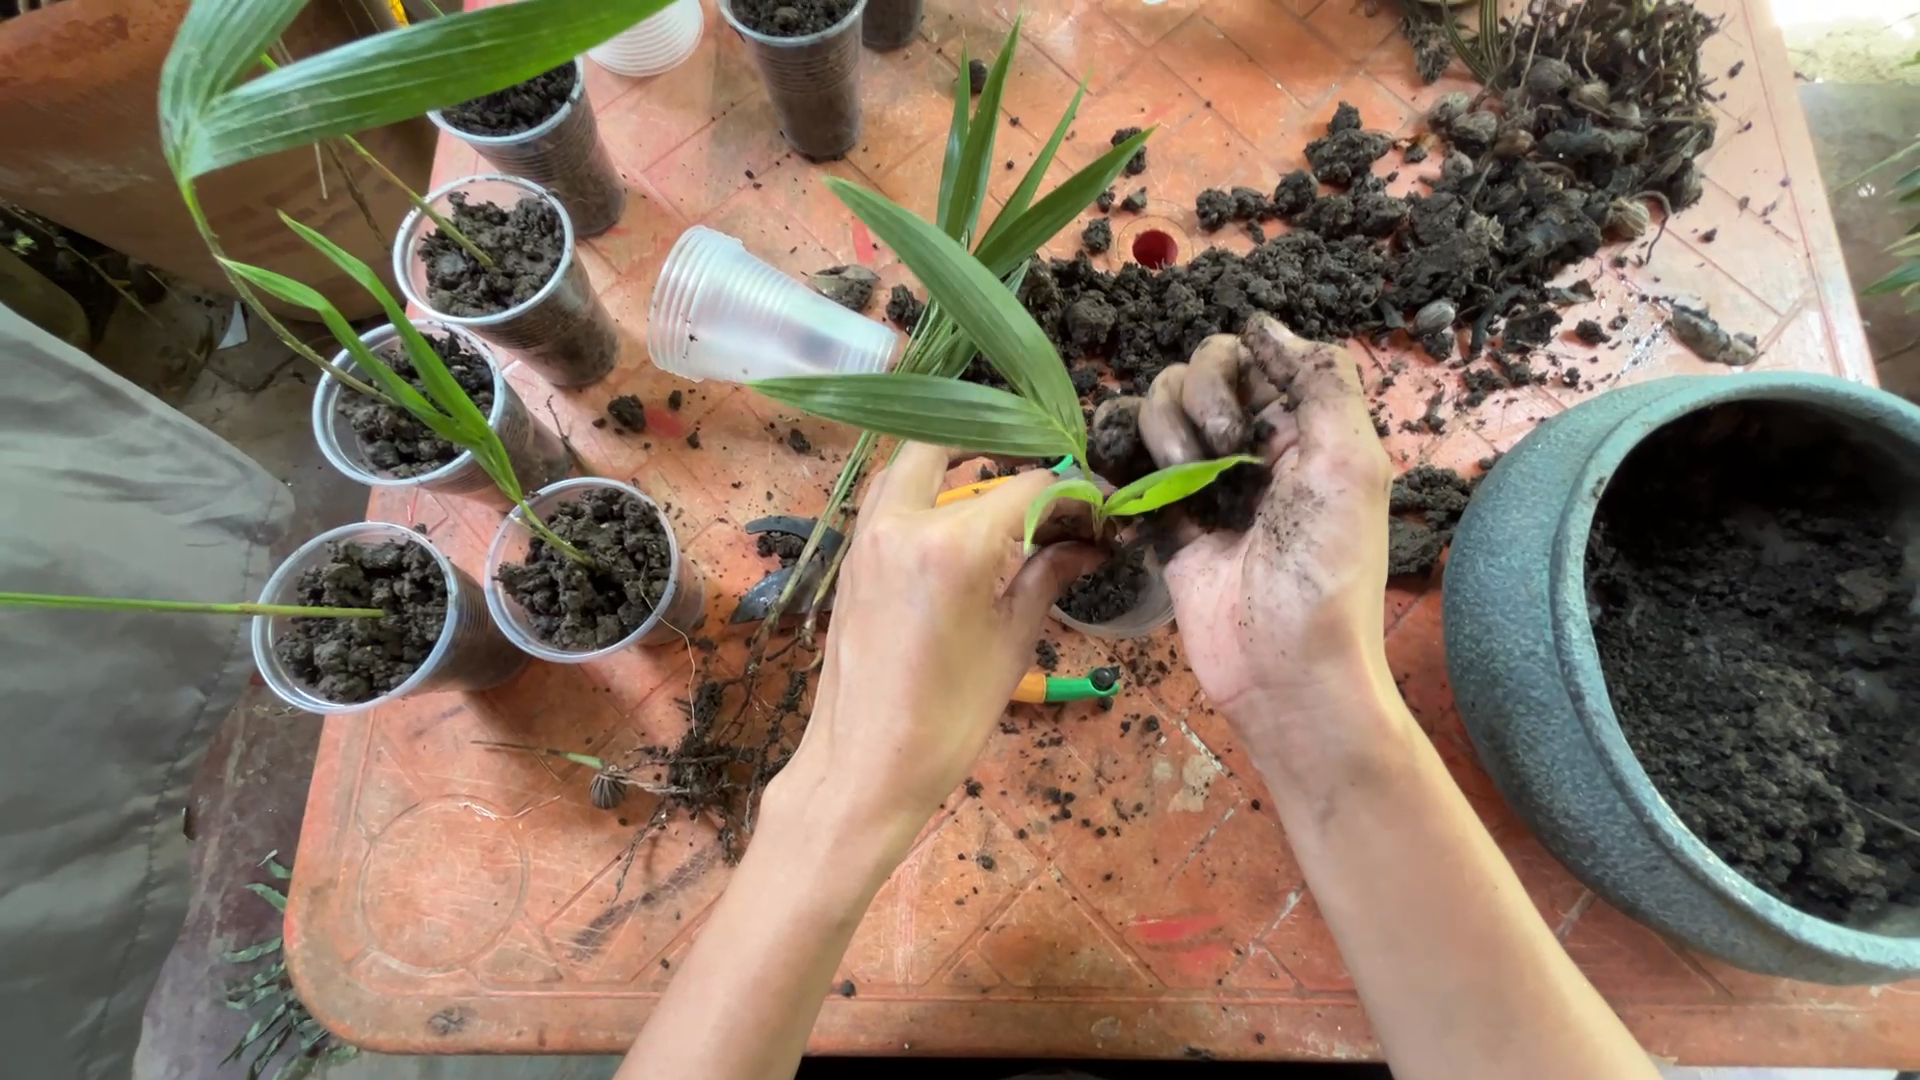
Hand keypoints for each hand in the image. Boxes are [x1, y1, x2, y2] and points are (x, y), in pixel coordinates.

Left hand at [763, 443, 1098, 852]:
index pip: (1027, 487)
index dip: (1071, 492)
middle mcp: (901, 523)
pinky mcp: (852, 558)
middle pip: (943, 444)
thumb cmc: (949, 716)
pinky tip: (950, 517)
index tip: (1095, 508)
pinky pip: (886, 499)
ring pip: (904, 465)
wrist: (865, 764)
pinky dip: (919, 489)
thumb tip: (1089, 545)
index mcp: (951, 545)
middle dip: (993, 441)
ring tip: (992, 480)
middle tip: (1033, 461)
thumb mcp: (1012, 642)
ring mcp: (867, 538)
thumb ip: (1048, 576)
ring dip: (947, 461)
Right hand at [1149, 314, 1393, 768]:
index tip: (1240, 420)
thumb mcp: (1348, 466)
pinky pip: (1130, 465)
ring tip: (1184, 487)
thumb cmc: (1323, 570)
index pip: (1251, 356)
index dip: (1234, 371)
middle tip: (1216, 456)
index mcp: (1301, 427)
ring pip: (1156, 413)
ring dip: (1161, 435)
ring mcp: (1202, 482)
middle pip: (1195, 375)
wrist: (1279, 668)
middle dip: (1196, 402)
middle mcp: (1250, 446)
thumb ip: (1319, 382)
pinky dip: (1122, 463)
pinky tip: (1131, 484)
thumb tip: (1264, 324)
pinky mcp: (1163, 518)